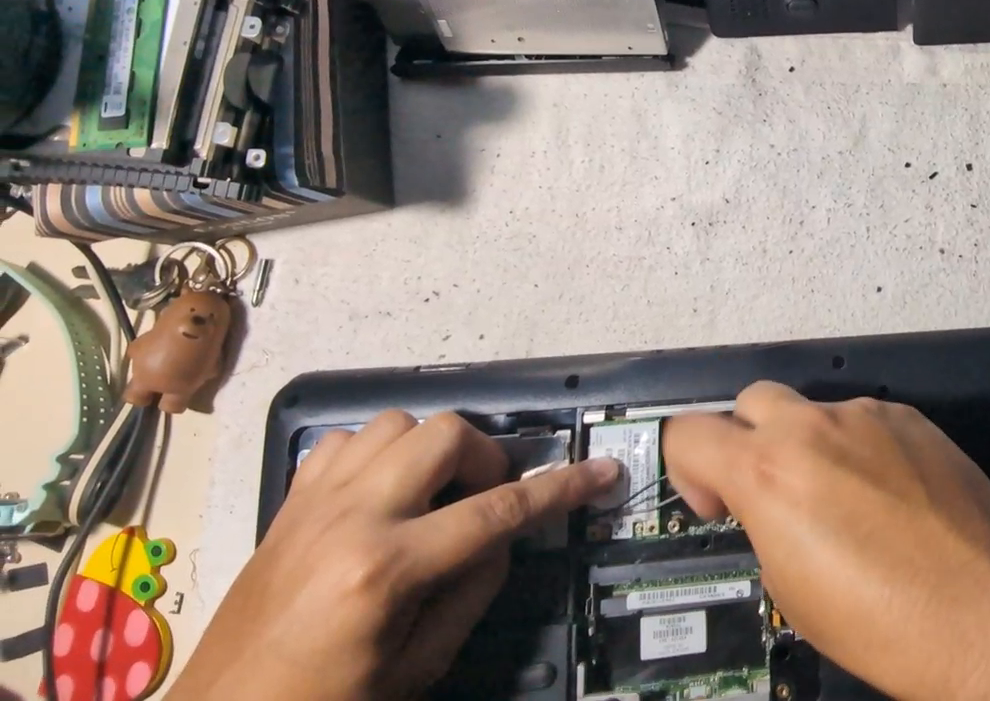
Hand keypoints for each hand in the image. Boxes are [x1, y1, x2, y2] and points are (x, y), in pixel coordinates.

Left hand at [171, 410, 618, 700]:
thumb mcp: (421, 663)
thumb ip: (477, 587)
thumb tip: (504, 532)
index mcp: (386, 570)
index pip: (498, 511)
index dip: (562, 489)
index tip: (602, 472)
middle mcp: (349, 520)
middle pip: (445, 435)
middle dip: (485, 458)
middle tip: (484, 499)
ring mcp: (312, 506)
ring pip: (397, 424)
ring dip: (431, 450)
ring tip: (433, 493)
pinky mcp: (288, 505)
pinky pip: (345, 441)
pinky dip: (378, 453)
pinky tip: (383, 491)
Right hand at [663, 383, 989, 698]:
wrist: (985, 604)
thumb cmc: (886, 619)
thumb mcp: (791, 587)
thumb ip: (763, 523)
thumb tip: (767, 507)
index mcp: (770, 471)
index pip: (690, 433)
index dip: (689, 467)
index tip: (715, 500)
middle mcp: (817, 427)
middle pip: (753, 401)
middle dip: (749, 441)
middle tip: (772, 494)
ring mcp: (870, 417)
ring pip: (816, 411)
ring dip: (812, 445)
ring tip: (844, 503)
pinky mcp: (913, 420)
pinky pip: (866, 421)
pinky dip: (861, 447)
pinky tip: (888, 497)